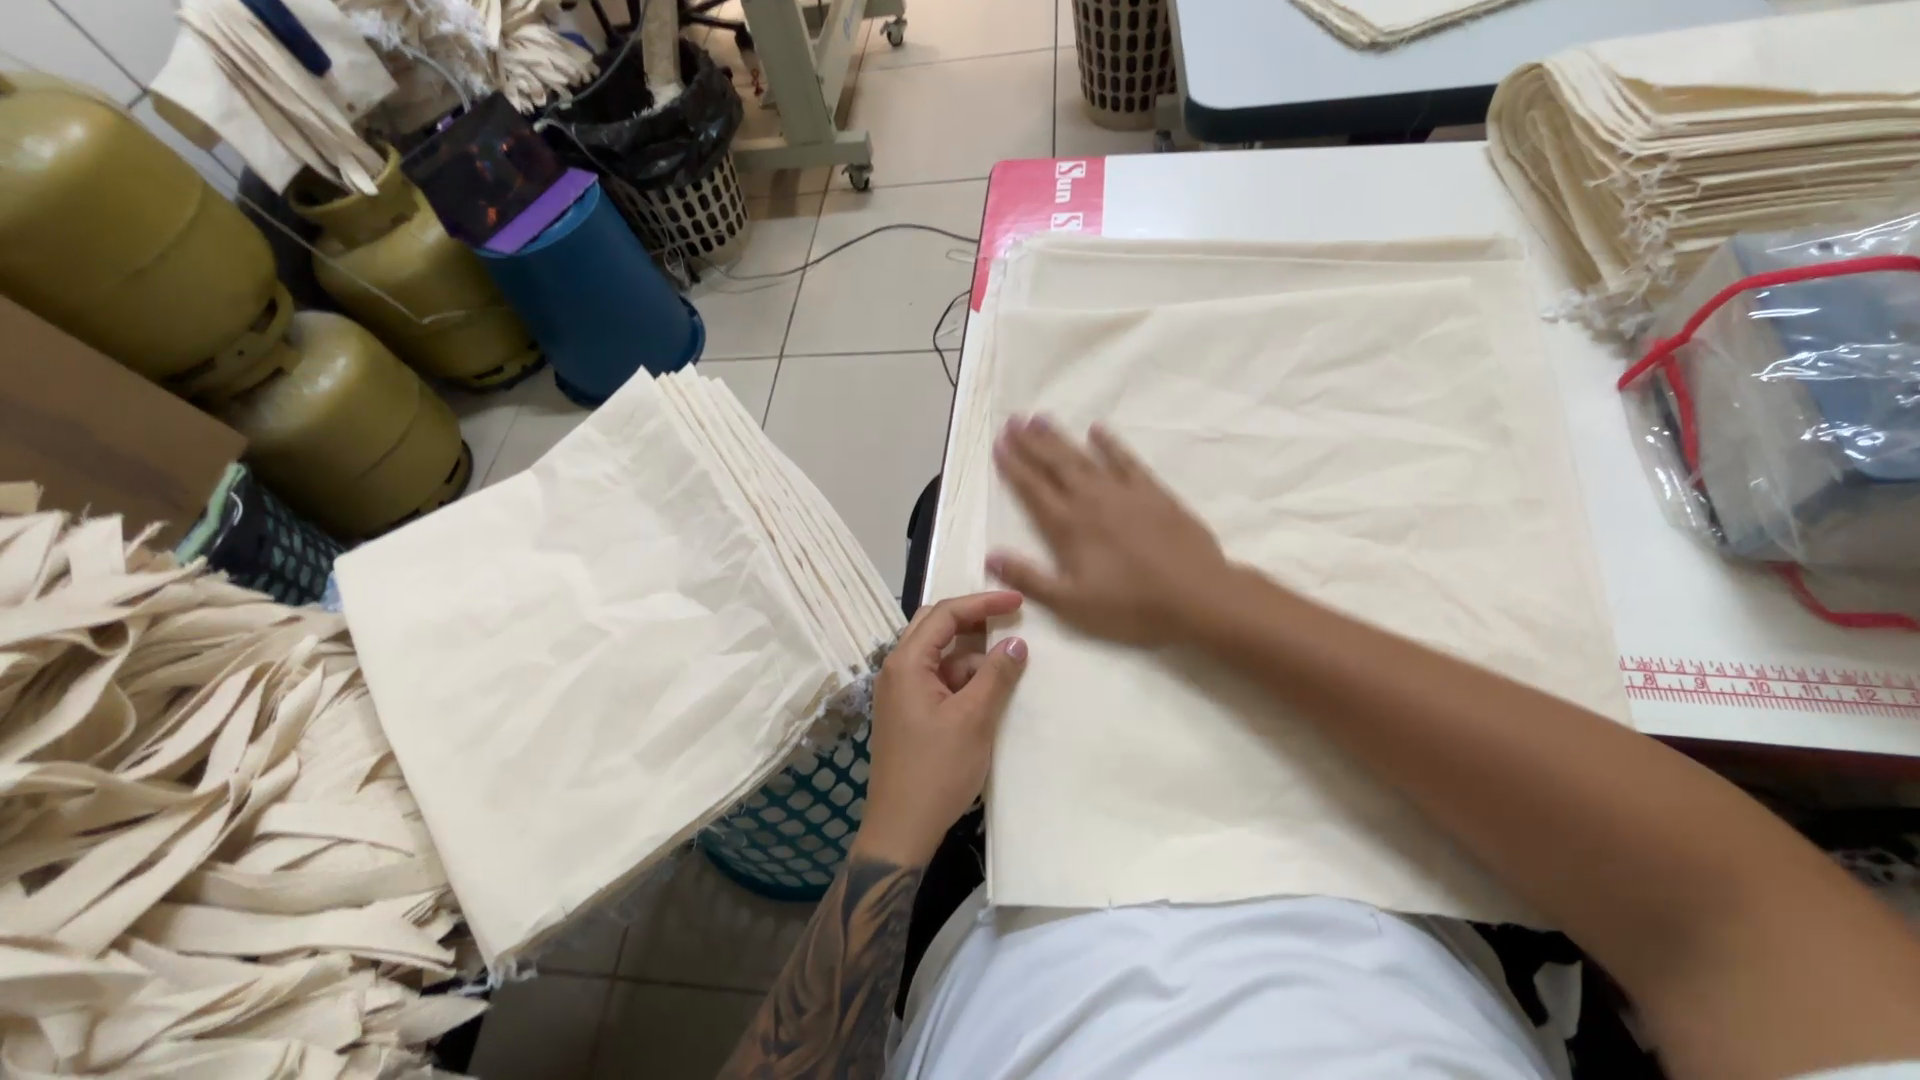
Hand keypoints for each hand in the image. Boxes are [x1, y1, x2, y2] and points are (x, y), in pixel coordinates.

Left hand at [858, 592, 1028, 865]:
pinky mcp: (910, 714)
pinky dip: (965, 679)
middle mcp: (898, 670)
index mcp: (906, 664)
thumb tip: (1016, 642)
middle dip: (975, 620)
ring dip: (973, 656)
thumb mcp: (974, 719)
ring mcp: (901, 693)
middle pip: (937, 628)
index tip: (1018, 602)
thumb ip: (996, 676)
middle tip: (1012, 618)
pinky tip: (992, 691)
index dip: (983, 603)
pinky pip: (940, 681)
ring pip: (941, 657)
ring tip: (1011, 662)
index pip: (945, 614)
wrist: (901, 828)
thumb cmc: (937, 771)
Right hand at [989, 416, 1233, 646]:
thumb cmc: (1131, 607)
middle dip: (1032, 443)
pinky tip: (1098, 430)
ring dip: (1062, 438)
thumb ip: (1030, 579)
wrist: (1197, 596)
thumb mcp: (1072, 603)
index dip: (1014, 466)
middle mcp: (1092, 501)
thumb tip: (991, 555)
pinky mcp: (1154, 493)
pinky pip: (1127, 461)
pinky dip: (1111, 444)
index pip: (1033, 489)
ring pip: (1086, 457)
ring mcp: (1125, 493)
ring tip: (1041, 418)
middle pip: (1056, 465)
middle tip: (1013, 420)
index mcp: (1069, 528)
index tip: (999, 444)